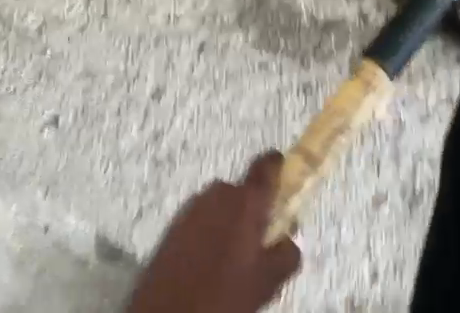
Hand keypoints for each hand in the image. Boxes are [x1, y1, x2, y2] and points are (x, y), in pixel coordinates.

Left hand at [125, 152, 301, 312]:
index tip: (284, 175)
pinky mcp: (171, 227)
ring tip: (227, 256)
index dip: (277, 165)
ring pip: (218, 206)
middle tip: (254, 240)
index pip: (267, 165)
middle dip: (249, 209)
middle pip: (241, 191)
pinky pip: (198, 220)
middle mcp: (219, 195)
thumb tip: (288, 238)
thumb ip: (287, 253)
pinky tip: (205, 262)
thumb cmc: (224, 295)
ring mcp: (191, 209)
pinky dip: (206, 232)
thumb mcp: (268, 281)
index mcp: (247, 202)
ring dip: (226, 221)